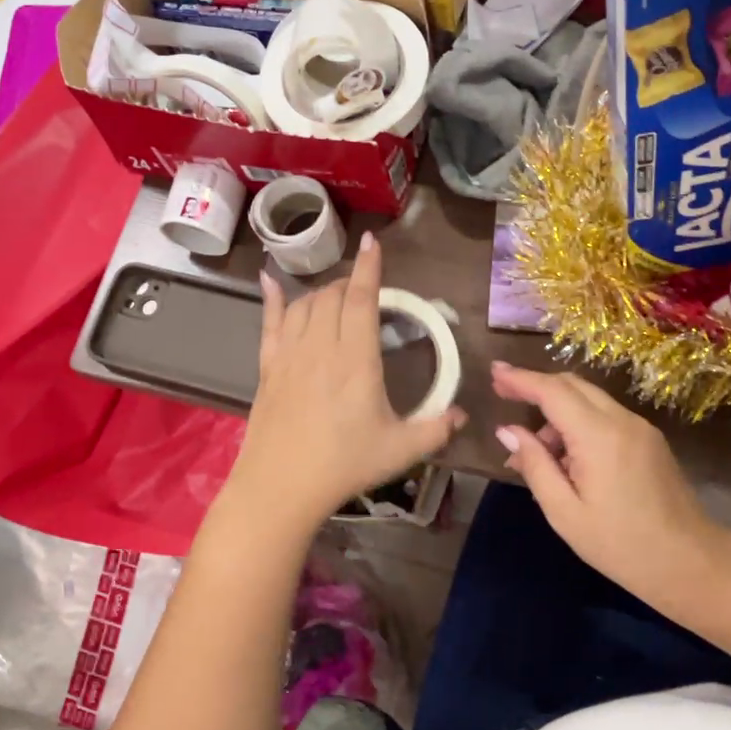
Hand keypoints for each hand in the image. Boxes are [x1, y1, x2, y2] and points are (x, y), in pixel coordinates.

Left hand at [227, 233, 465, 527]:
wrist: (281, 487)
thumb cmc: (344, 466)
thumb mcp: (400, 450)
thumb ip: (436, 429)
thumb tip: (463, 416)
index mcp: (356, 360)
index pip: (361, 300)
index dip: (369, 269)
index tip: (373, 243)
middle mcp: (320, 347)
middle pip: (331, 296)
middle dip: (348, 284)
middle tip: (364, 292)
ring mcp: (288, 355)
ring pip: (303, 305)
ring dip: (321, 293)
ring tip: (335, 298)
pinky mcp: (267, 368)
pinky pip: (269, 323)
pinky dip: (272, 298)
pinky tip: (269, 281)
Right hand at [491, 362, 730, 610]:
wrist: (688, 561)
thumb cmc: (619, 545)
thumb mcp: (564, 512)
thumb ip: (535, 466)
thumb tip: (508, 431)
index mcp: (599, 436)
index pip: (553, 391)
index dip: (521, 378)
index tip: (494, 372)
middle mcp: (622, 420)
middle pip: (573, 385)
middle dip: (537, 386)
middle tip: (503, 395)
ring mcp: (640, 428)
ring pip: (590, 400)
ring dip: (558, 412)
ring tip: (533, 452)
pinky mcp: (649, 441)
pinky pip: (606, 417)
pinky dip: (579, 424)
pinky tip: (565, 458)